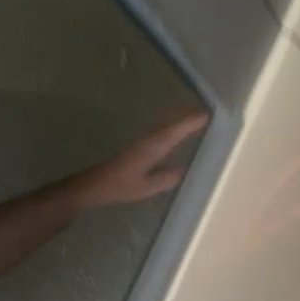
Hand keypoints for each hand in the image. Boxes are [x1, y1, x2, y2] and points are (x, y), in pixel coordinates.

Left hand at [72, 112, 207, 207]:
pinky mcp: (137, 146)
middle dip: (187, 116)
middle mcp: (148, 140)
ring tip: (195, 119)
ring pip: (164, 125)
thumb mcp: (147, 187)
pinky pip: (159, 132)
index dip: (190, 122)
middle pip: (170, 123)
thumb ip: (167, 178)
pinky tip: (175, 133)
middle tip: (206, 113)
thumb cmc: (119, 186)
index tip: (206, 115)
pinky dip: (171, 128)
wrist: (93, 185)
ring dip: (179, 120)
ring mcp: (141, 141)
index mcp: (152, 148)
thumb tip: (186, 170)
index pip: (175, 131)